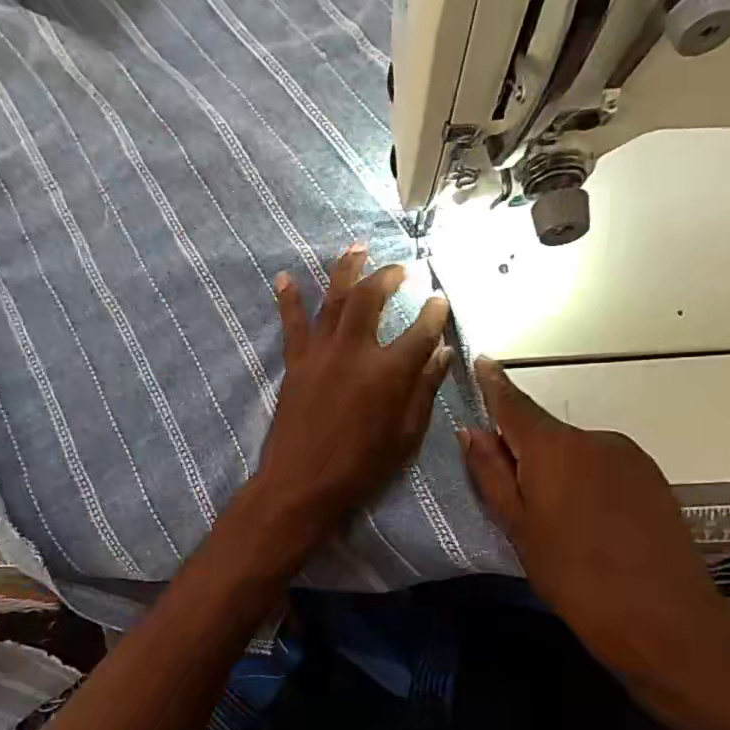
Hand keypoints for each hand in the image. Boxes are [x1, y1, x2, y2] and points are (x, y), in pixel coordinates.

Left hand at [245, 244, 451, 547]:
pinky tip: (285, 276)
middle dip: (387, 276)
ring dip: (346, 270)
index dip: (433, 313)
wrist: (301, 482)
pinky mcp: (295, 362)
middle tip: (401, 266)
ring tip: (357, 247)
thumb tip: (443, 354)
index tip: (439, 299)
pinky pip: (292, 323)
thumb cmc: (361, 467)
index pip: (420, 332)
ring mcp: (320, 353)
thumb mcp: (406, 435)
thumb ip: (424, 389)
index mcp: (388, 372)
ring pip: (333, 300)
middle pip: (371, 299)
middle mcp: (353, 351)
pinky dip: (289, 299)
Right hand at [459, 358, 729, 729]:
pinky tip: (590, 520)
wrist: (664, 618)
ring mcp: (628, 456)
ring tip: (556, 516)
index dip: (494, 382)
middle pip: (544, 432)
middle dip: (524, 448)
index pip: (513, 403)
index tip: (481, 360)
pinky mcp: (652, 477)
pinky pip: (603, 465)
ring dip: (558, 468)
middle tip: (513, 492)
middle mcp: (592, 438)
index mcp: (552, 446)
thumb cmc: (572, 572)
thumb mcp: (516, 525)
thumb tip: (471, 430)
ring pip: (575, 451)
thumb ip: (491, 471)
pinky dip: (587, 479)